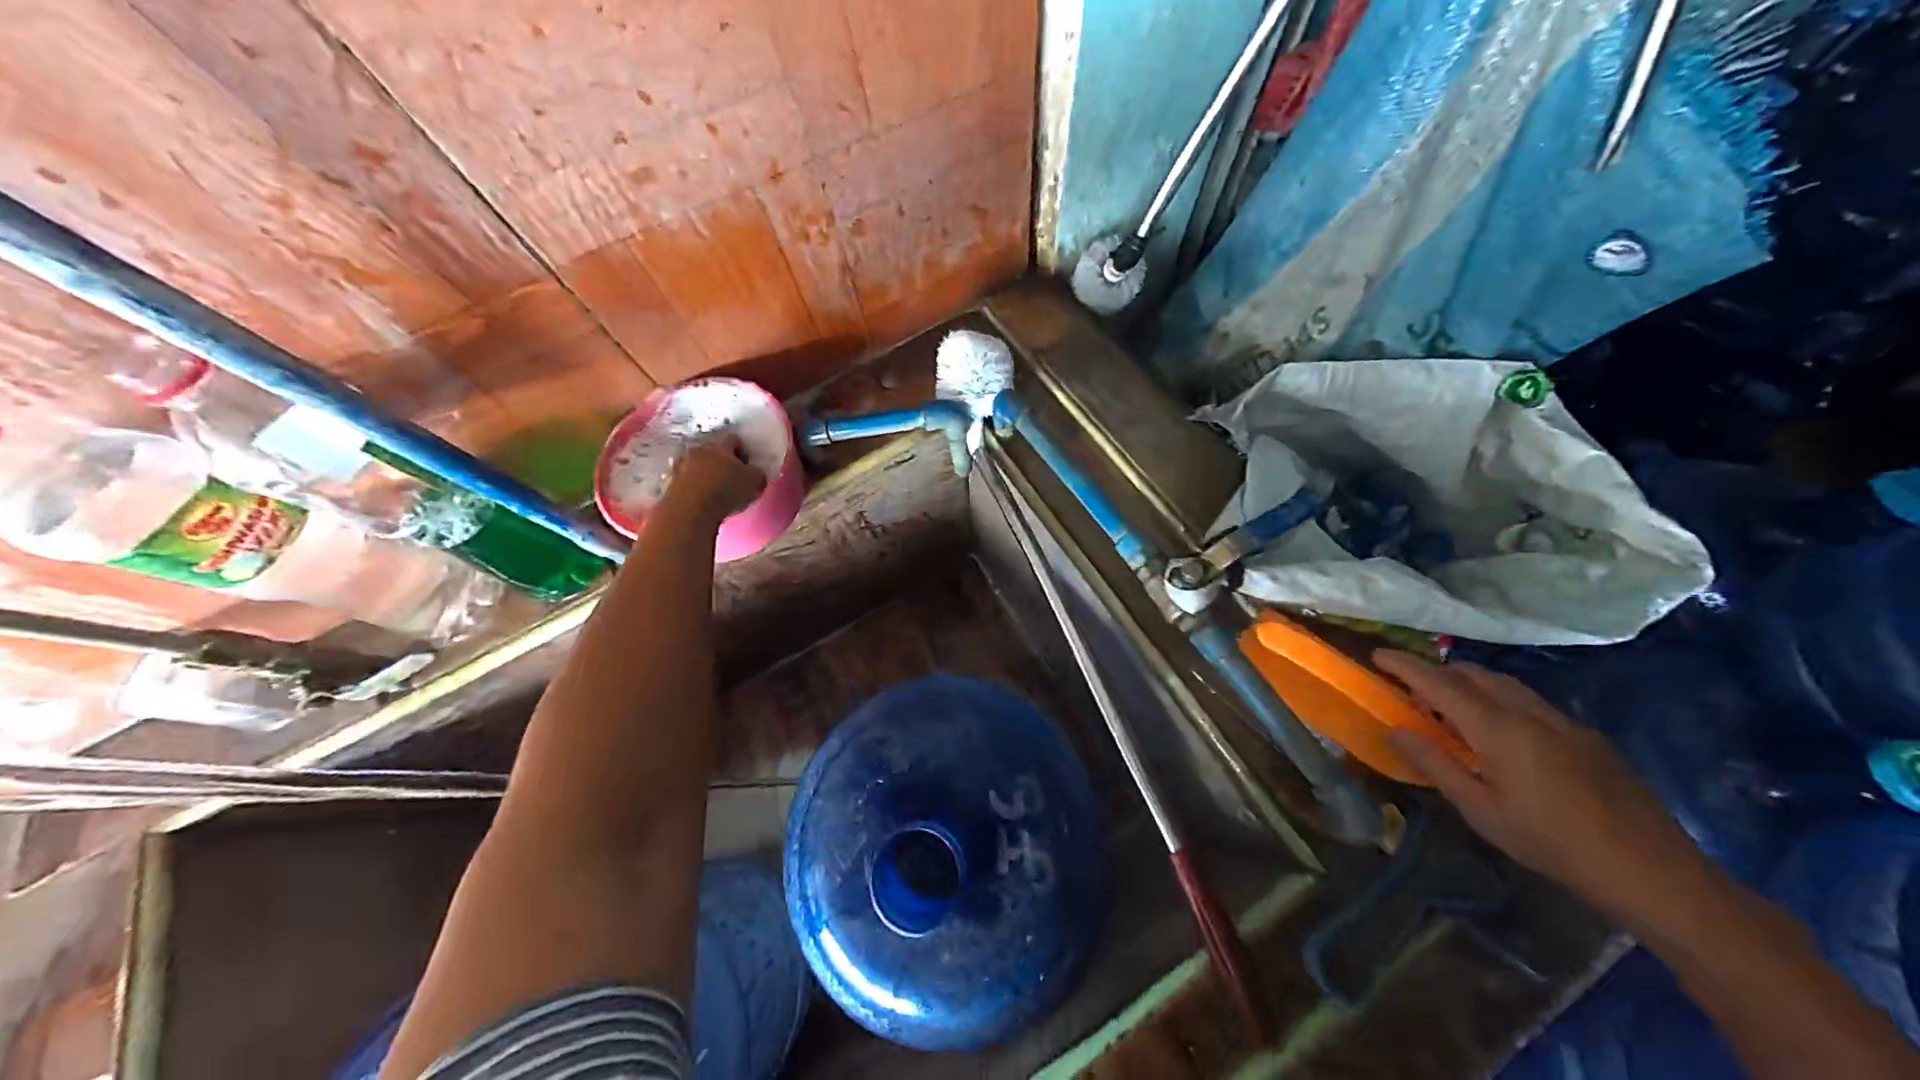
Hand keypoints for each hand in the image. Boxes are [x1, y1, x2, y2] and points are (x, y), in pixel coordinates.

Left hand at [668, 439, 764, 522]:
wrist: (690, 510)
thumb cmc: (726, 492)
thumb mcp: (755, 483)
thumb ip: (757, 474)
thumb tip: (756, 472)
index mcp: (721, 447)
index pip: (734, 440)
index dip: (742, 450)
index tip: (747, 462)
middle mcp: (699, 451)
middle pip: (711, 451)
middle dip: (720, 460)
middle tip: (729, 475)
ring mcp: (681, 465)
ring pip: (696, 464)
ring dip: (703, 472)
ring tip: (712, 488)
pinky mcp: (670, 482)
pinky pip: (685, 480)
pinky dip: (692, 486)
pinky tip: (699, 498)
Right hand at [1375, 651, 1713, 926]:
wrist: (1651, 870)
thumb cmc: (1551, 842)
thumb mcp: (1480, 809)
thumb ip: (1434, 763)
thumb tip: (1392, 729)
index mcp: (1497, 728)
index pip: (1438, 682)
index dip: (1404, 665)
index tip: (1376, 653)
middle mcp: (1529, 712)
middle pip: (1473, 674)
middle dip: (1436, 672)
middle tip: (1410, 691)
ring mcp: (1563, 721)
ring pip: (1505, 684)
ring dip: (1469, 683)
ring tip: (1450, 708)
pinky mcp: (1587, 736)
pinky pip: (1530, 701)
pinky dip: (1500, 699)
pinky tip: (1501, 732)